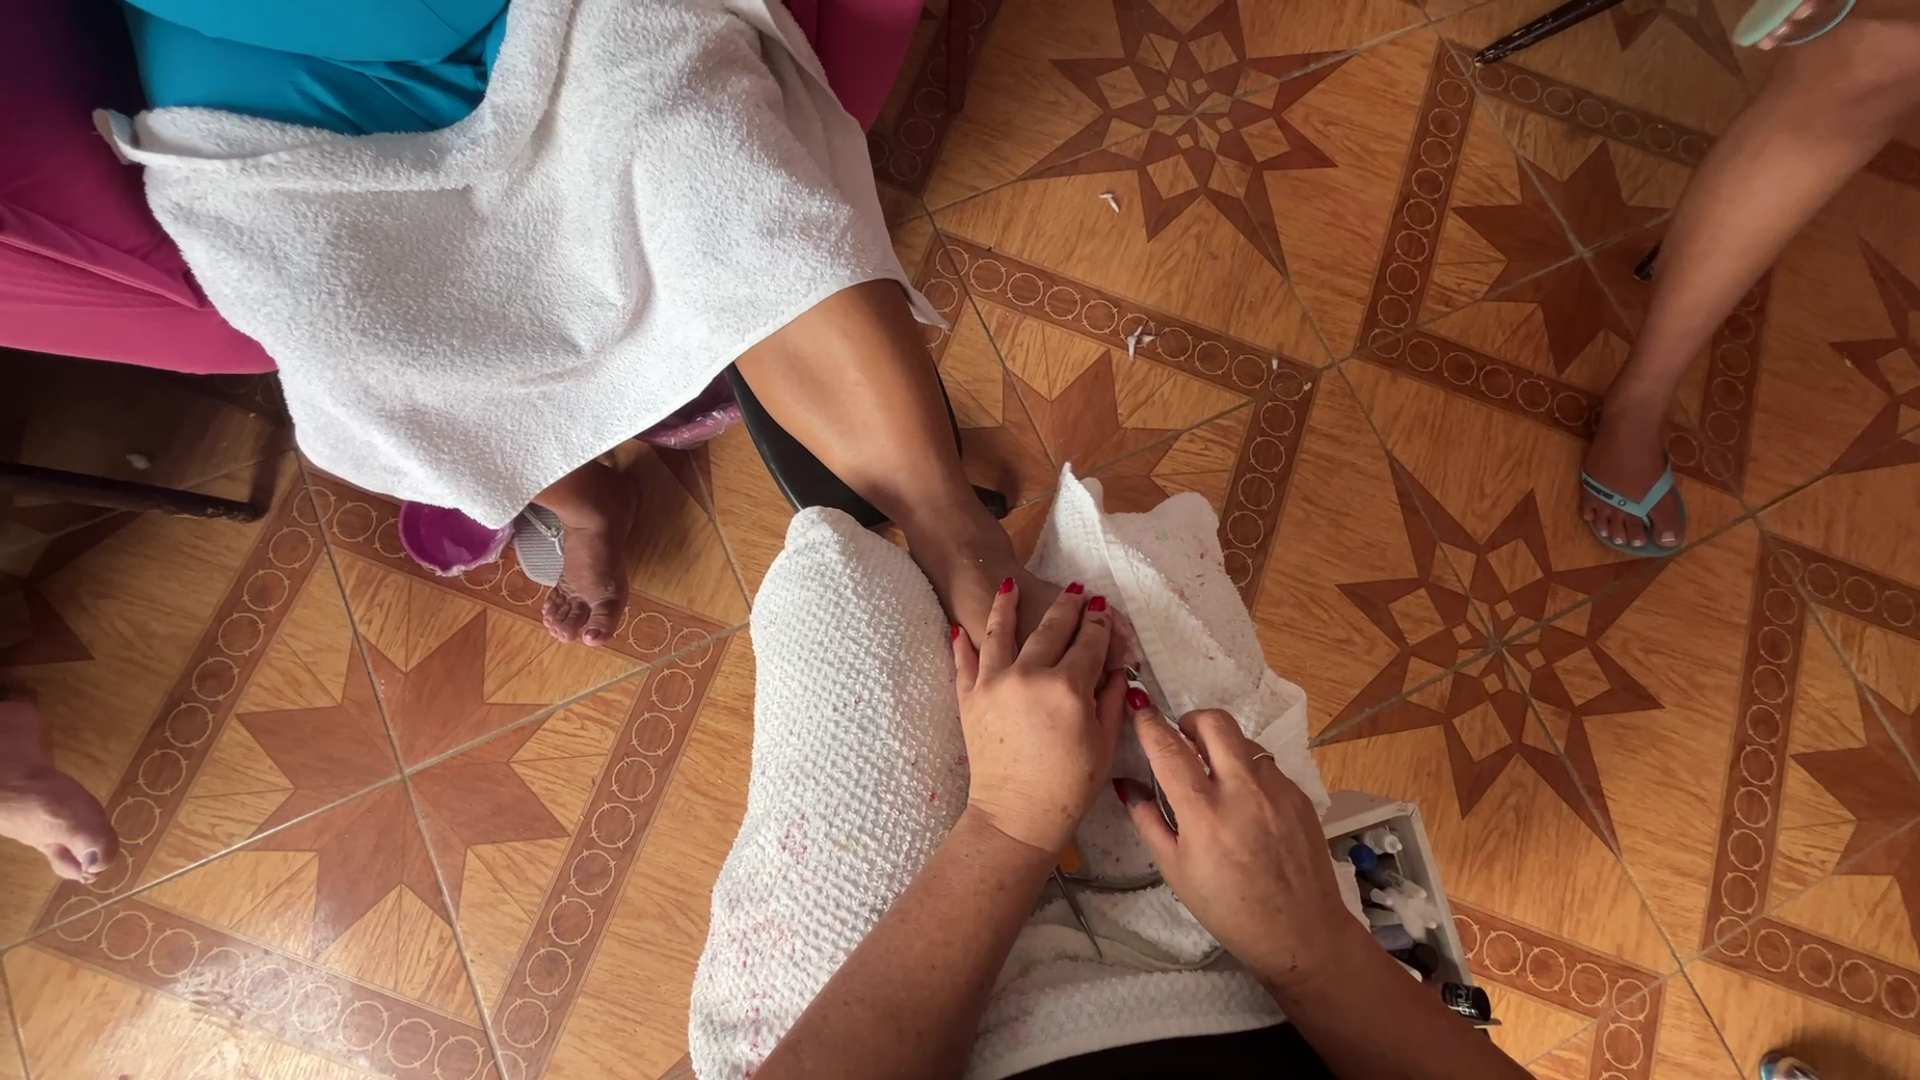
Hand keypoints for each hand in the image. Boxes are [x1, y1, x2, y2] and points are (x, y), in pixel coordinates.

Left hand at [953, 580, 1126, 854]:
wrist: (1016, 815)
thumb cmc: (1069, 787)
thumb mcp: (1103, 743)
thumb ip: (1112, 699)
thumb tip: (1118, 668)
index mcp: (1069, 687)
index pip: (1089, 643)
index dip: (1099, 623)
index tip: (1102, 607)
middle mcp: (1030, 675)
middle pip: (1051, 629)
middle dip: (1067, 607)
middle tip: (1075, 590)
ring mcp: (995, 682)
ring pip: (1000, 632)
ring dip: (1007, 606)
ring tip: (1008, 586)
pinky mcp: (969, 697)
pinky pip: (965, 662)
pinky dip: (963, 644)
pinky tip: (961, 628)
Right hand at [1117, 704, 1362, 987]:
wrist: (1303, 935)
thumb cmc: (1229, 909)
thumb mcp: (1175, 870)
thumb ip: (1148, 821)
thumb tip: (1129, 786)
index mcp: (1204, 812)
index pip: (1168, 747)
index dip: (1149, 721)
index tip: (1139, 707)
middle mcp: (1242, 792)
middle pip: (1214, 722)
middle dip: (1191, 720)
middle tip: (1183, 738)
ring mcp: (1277, 791)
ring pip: (1243, 741)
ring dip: (1222, 747)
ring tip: (1216, 775)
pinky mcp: (1300, 796)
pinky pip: (1267, 766)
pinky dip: (1249, 771)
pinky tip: (1246, 802)